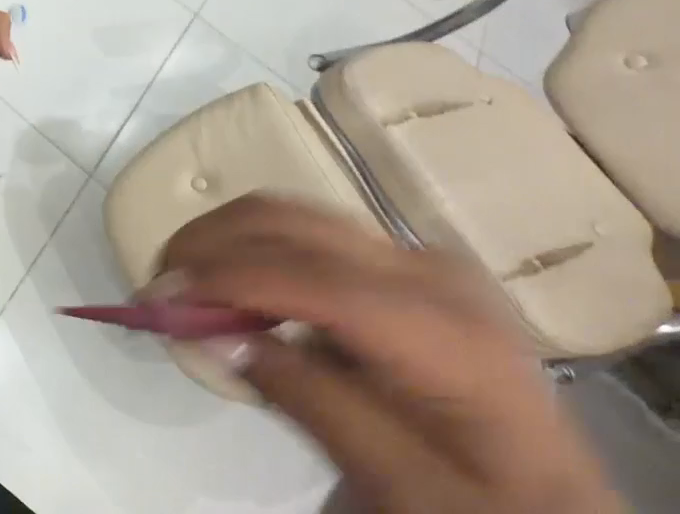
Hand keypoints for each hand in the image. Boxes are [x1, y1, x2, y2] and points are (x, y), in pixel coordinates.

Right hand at [162, 196, 623, 513]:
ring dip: (220, 242)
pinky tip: (230, 294)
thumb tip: (215, 334)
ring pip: (286, 215)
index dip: (220, 278)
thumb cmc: (478, 502)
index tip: (153, 301)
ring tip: (183, 290)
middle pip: (287, 223)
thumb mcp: (403, 485)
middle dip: (205, 246)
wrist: (547, 500)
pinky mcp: (398, 263)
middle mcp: (429, 272)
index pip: (308, 276)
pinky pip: (302, 234)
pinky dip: (247, 250)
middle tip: (157, 292)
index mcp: (444, 330)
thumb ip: (312, 404)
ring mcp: (415, 259)